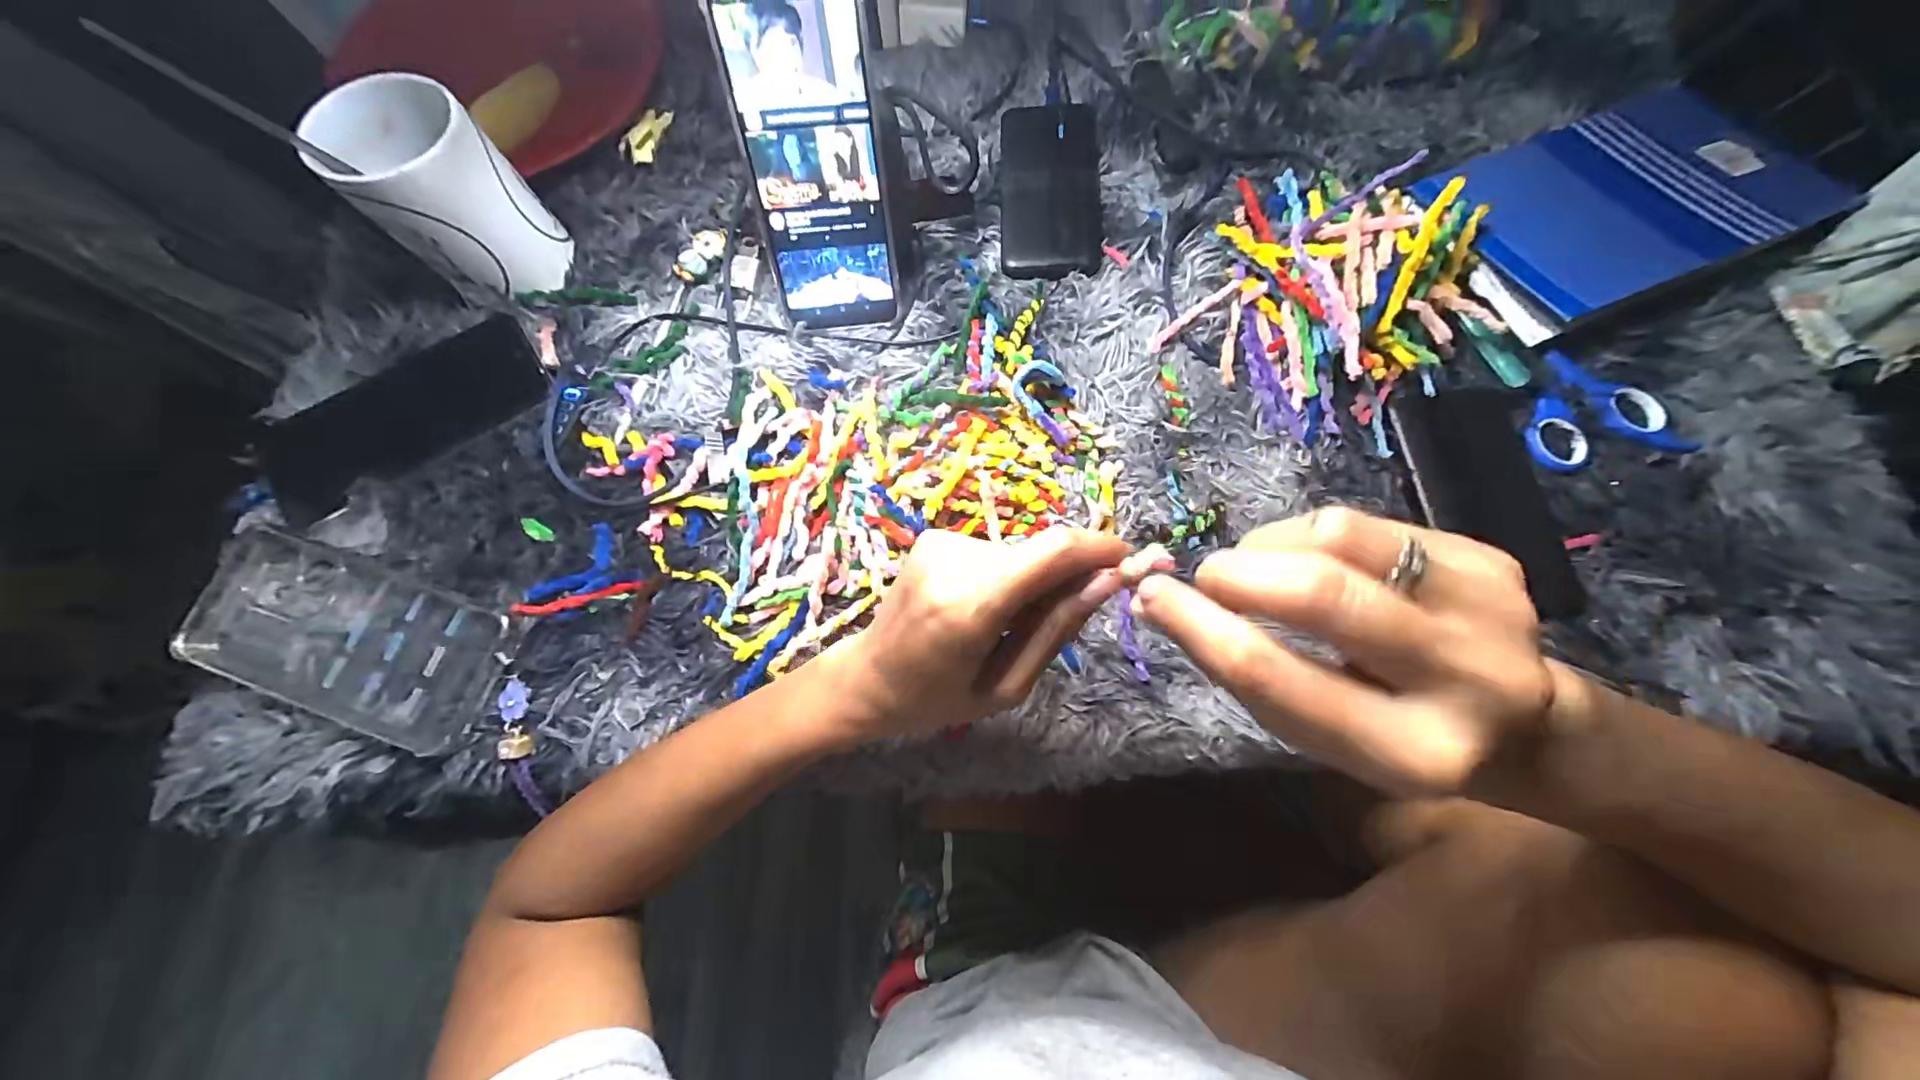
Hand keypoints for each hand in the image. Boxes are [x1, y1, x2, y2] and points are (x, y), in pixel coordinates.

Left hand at [822, 527, 1132, 739]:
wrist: (866, 677)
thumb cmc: (936, 698)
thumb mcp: (1006, 685)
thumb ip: (1057, 629)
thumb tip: (1107, 582)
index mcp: (970, 607)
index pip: (1052, 551)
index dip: (1099, 548)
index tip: (1129, 562)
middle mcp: (954, 562)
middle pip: (1041, 551)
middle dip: (1067, 576)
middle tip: (1059, 619)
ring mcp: (939, 543)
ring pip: (1019, 553)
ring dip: (1032, 580)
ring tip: (1006, 623)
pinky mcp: (933, 537)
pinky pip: (995, 552)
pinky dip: (1006, 575)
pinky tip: (983, 608)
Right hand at [1131, 507, 1557, 797]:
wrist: (1529, 730)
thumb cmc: (1390, 738)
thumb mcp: (1316, 732)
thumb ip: (1243, 670)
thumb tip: (1156, 601)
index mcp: (1407, 751)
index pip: (1274, 675)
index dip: (1198, 626)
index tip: (1150, 594)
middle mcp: (1464, 679)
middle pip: (1317, 592)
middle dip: (1236, 574)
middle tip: (1207, 578)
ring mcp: (1489, 609)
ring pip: (1338, 537)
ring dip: (1269, 546)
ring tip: (1258, 567)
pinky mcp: (1490, 560)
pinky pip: (1363, 523)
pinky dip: (1307, 535)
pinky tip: (1310, 558)